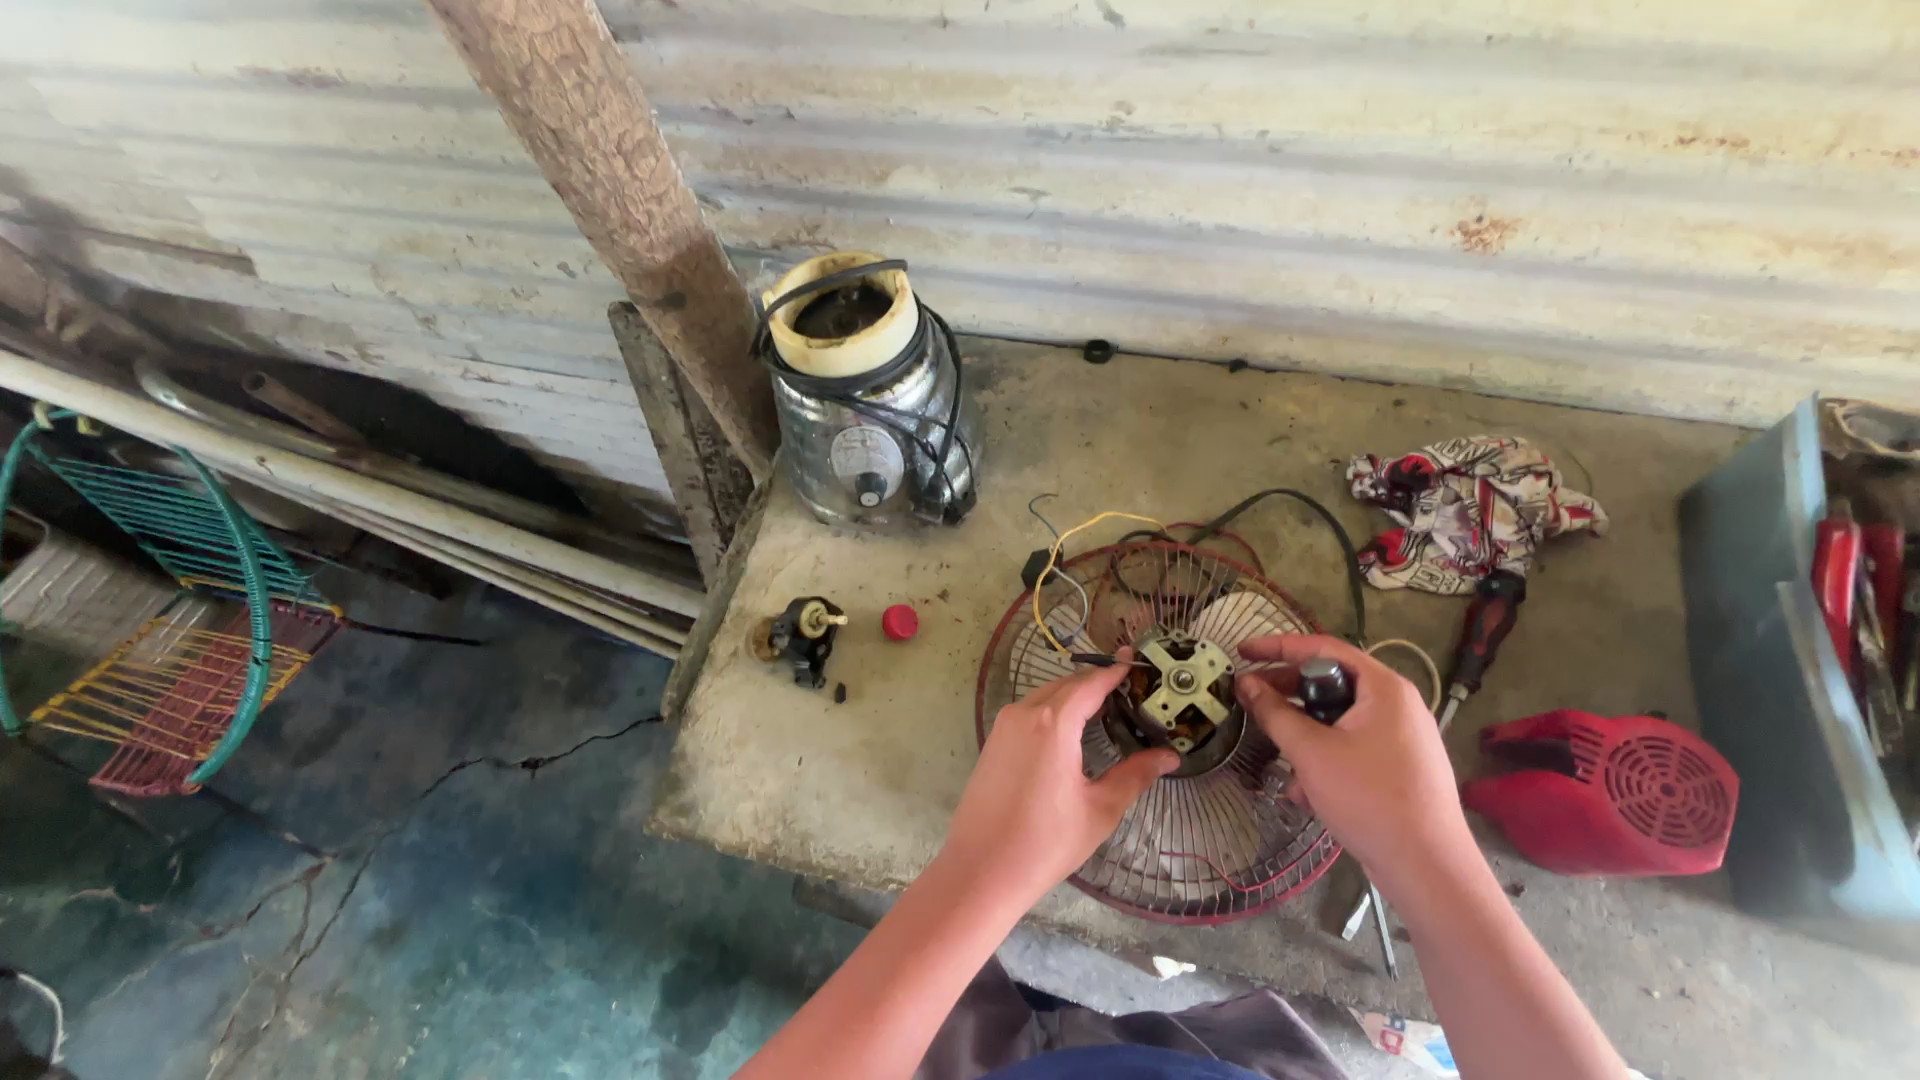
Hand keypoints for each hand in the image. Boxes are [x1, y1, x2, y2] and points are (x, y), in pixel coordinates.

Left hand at [938, 647, 1179, 903]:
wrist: (982, 869)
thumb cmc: (1046, 841)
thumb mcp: (1100, 809)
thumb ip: (1135, 775)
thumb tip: (1169, 756)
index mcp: (1052, 723)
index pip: (1090, 684)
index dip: (1114, 672)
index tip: (1135, 661)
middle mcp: (1024, 713)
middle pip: (1066, 686)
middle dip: (1095, 684)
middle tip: (1128, 690)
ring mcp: (1003, 726)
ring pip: (1044, 697)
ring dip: (1072, 697)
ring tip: (1104, 708)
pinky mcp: (992, 742)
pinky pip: (1027, 713)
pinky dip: (1051, 711)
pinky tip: (1069, 730)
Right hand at [1233, 634, 1475, 893]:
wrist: (1427, 868)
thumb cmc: (1368, 798)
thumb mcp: (1310, 751)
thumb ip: (1274, 712)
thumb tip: (1245, 683)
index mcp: (1384, 688)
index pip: (1323, 648)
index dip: (1277, 646)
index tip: (1241, 652)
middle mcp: (1397, 705)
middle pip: (1331, 682)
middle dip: (1288, 696)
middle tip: (1251, 701)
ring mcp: (1401, 737)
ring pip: (1337, 720)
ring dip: (1304, 737)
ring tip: (1281, 763)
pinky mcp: (1399, 767)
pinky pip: (1352, 747)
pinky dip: (1325, 760)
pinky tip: (1307, 794)